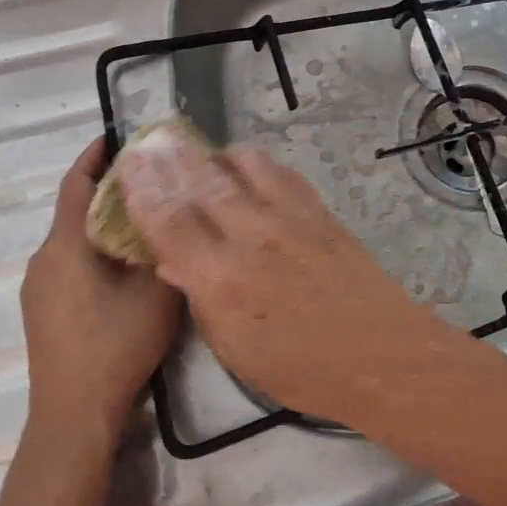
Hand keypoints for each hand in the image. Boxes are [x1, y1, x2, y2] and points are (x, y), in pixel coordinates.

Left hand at [20, 137, 181, 429]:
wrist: (74, 413)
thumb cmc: (116, 342)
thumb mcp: (156, 286)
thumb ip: (164, 241)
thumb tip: (174, 207)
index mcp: (65, 244)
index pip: (76, 183)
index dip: (96, 155)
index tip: (120, 134)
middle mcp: (43, 258)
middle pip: (76, 209)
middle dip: (110, 189)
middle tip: (152, 179)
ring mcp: (38, 287)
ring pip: (74, 238)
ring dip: (105, 222)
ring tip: (148, 218)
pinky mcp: (42, 311)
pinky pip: (70, 263)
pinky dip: (96, 249)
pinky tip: (127, 264)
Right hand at [117, 139, 450, 421]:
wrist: (378, 351)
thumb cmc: (300, 367)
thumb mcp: (234, 347)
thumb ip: (200, 296)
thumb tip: (170, 259)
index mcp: (223, 280)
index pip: (171, 222)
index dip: (144, 189)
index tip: (128, 162)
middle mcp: (254, 237)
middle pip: (204, 183)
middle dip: (172, 158)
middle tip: (153, 137)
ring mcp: (291, 217)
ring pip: (245, 166)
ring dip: (217, 156)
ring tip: (201, 155)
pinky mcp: (319, 210)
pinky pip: (280, 173)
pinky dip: (255, 165)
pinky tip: (246, 168)